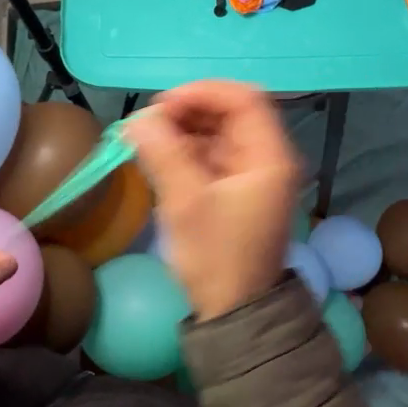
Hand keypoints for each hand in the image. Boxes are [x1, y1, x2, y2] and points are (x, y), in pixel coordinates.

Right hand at [129, 80, 299, 319]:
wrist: (236, 314)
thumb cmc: (217, 258)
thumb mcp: (185, 203)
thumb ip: (163, 154)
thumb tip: (137, 119)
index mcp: (270, 156)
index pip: (244, 98)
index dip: (202, 92)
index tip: (162, 106)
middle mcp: (269, 158)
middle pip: (231, 112)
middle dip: (189, 111)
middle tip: (149, 125)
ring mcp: (254, 174)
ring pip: (220, 133)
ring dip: (184, 130)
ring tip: (147, 141)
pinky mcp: (238, 190)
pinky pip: (214, 155)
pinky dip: (187, 151)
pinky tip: (159, 158)